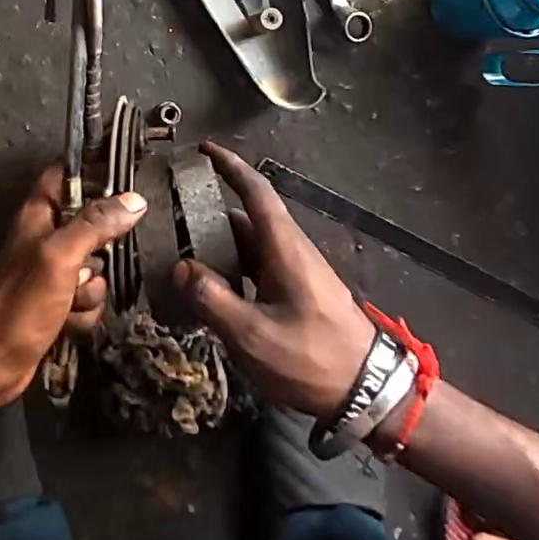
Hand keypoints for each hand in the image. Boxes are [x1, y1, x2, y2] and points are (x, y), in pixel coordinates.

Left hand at [0, 165, 143, 398]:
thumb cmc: (21, 303)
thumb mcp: (61, 255)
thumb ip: (97, 224)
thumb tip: (134, 201)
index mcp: (39, 214)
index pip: (67, 173)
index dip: (93, 171)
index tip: (122, 178)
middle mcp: (47, 237)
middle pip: (92, 222)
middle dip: (104, 245)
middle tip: (95, 258)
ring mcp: (53, 270)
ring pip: (96, 265)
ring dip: (92, 287)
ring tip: (72, 299)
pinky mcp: (59, 301)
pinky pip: (90, 296)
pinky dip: (85, 311)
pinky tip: (69, 320)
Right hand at [172, 142, 375, 417]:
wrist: (367, 391)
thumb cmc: (313, 358)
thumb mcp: (254, 335)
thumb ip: (213, 299)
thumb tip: (181, 267)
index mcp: (284, 247)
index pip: (256, 191)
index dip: (230, 165)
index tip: (204, 148)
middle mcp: (289, 251)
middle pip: (244, 220)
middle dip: (208, 214)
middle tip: (171, 218)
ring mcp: (293, 272)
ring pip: (248, 246)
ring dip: (216, 247)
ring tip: (178, 256)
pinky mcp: (295, 293)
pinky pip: (255, 268)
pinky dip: (229, 270)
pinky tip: (209, 290)